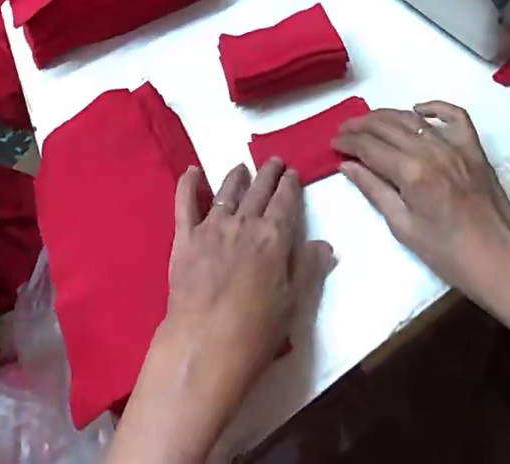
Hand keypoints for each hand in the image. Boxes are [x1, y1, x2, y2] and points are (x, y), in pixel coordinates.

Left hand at [126, 160, 330, 456]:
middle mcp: (245, 222)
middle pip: (259, 190)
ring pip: (227, 191)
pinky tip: (191, 171)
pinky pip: (185, 203)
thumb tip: (325, 244)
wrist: (203, 347)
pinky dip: (188, 184)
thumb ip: (308, 268)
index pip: (285, 201)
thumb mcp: (293, 302)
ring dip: (236, 176)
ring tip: (241, 167)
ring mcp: (212, 227)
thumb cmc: (256, 331)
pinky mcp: (185, 238)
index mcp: (274, 236)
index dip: (290, 184)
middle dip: (268, 173)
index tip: (292, 173)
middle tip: (273, 162)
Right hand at [333, 102, 509, 321]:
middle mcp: (433, 151)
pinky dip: (434, 108)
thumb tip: (347, 165)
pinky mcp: (474, 149)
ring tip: (368, 122)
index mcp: (413, 173)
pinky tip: (418, 110)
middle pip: (387, 126)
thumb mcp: (404, 228)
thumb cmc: (449, 256)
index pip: (370, 146)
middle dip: (360, 125)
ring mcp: (456, 147)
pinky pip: (455, 116)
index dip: (348, 141)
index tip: (333, 142)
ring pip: (413, 119)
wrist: (503, 264)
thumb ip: (374, 191)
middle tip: (344, 130)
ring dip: (386, 115)